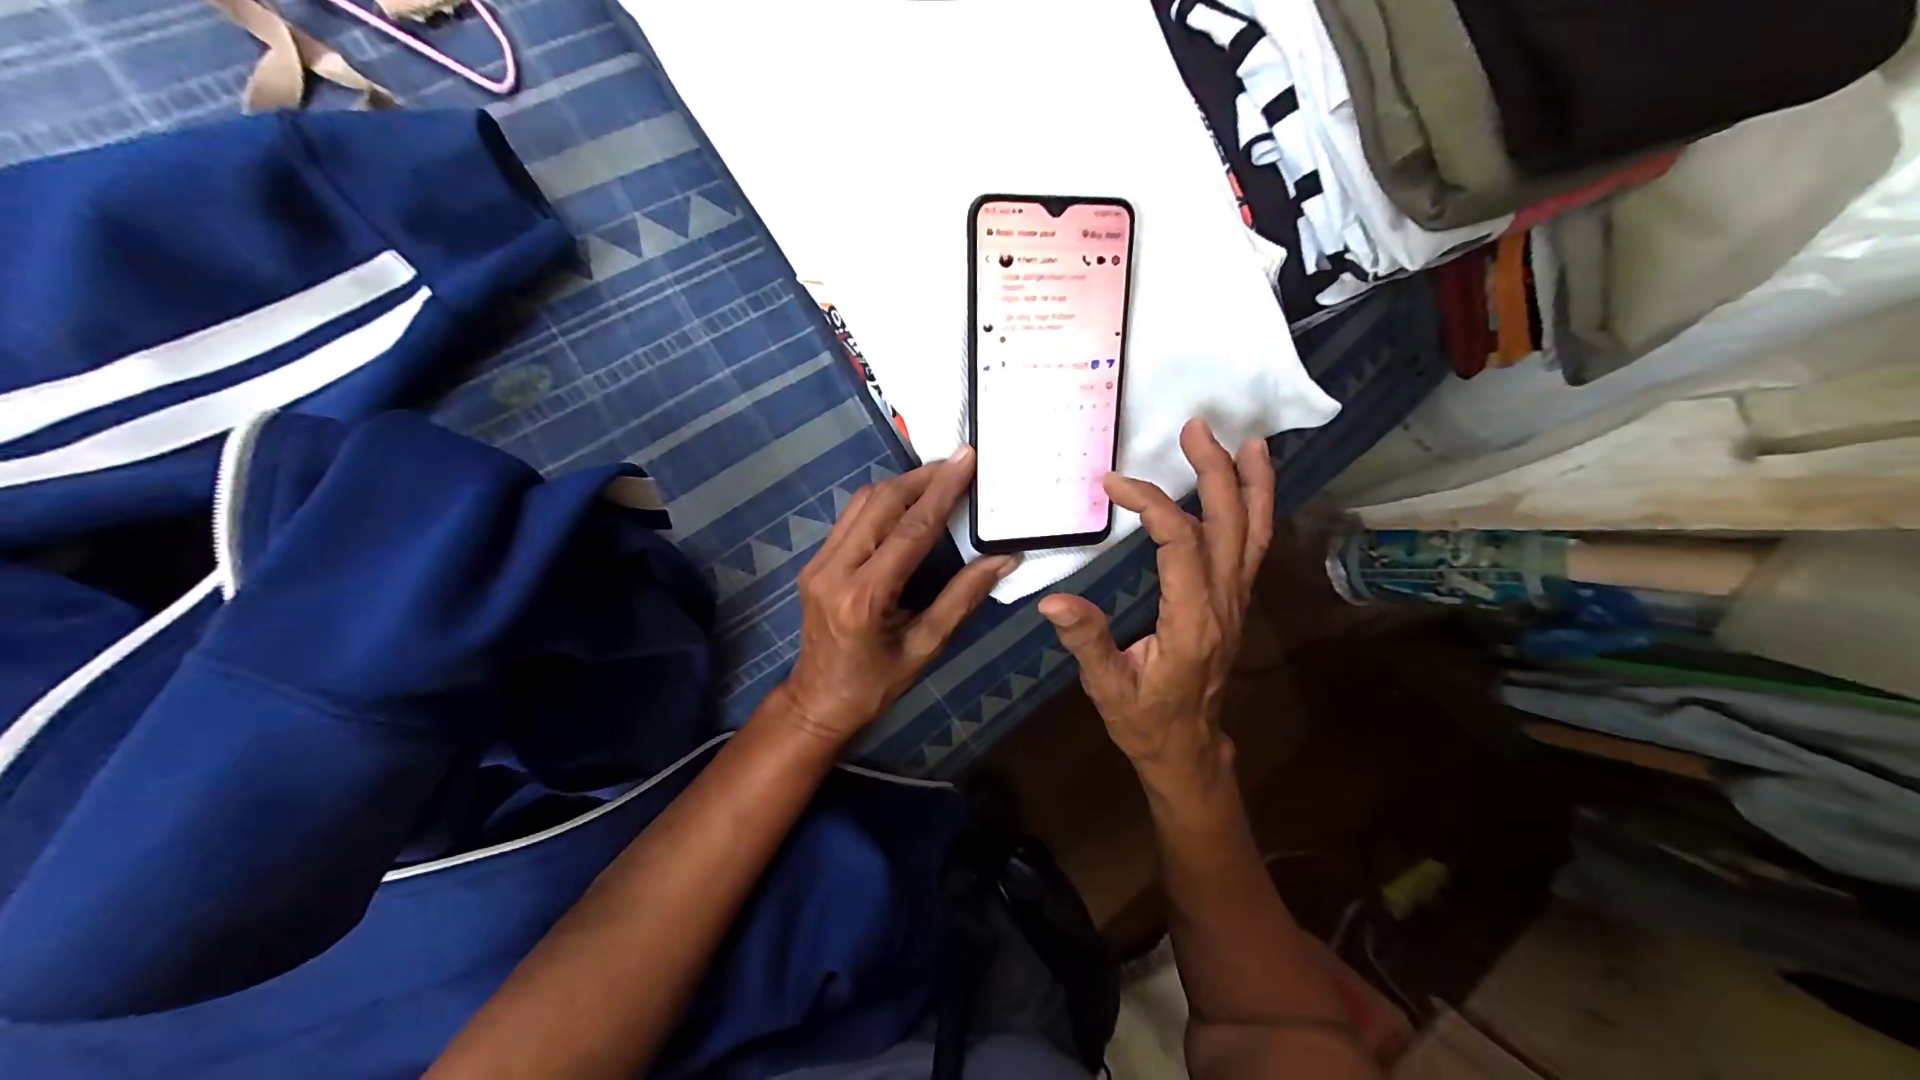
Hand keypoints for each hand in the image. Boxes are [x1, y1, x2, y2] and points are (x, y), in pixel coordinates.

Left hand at [774, 447, 1015, 744]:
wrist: (817, 700)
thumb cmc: (875, 683)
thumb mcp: (926, 646)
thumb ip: (962, 598)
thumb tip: (1003, 558)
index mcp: (865, 596)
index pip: (910, 529)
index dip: (943, 490)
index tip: (968, 460)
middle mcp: (834, 570)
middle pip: (881, 502)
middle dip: (922, 477)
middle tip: (958, 463)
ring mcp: (818, 563)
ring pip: (861, 502)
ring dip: (902, 485)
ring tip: (939, 477)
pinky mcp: (814, 562)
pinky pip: (851, 517)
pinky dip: (882, 501)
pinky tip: (908, 502)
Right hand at [1038, 419, 1272, 790]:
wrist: (1188, 747)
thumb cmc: (1145, 719)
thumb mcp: (1108, 687)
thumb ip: (1087, 642)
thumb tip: (1053, 600)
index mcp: (1191, 620)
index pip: (1181, 544)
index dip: (1152, 505)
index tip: (1114, 483)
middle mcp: (1223, 603)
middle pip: (1230, 526)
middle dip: (1215, 472)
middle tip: (1197, 429)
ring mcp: (1237, 601)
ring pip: (1256, 533)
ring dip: (1253, 484)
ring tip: (1250, 442)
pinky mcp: (1236, 601)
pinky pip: (1255, 547)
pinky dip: (1257, 509)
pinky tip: (1250, 485)